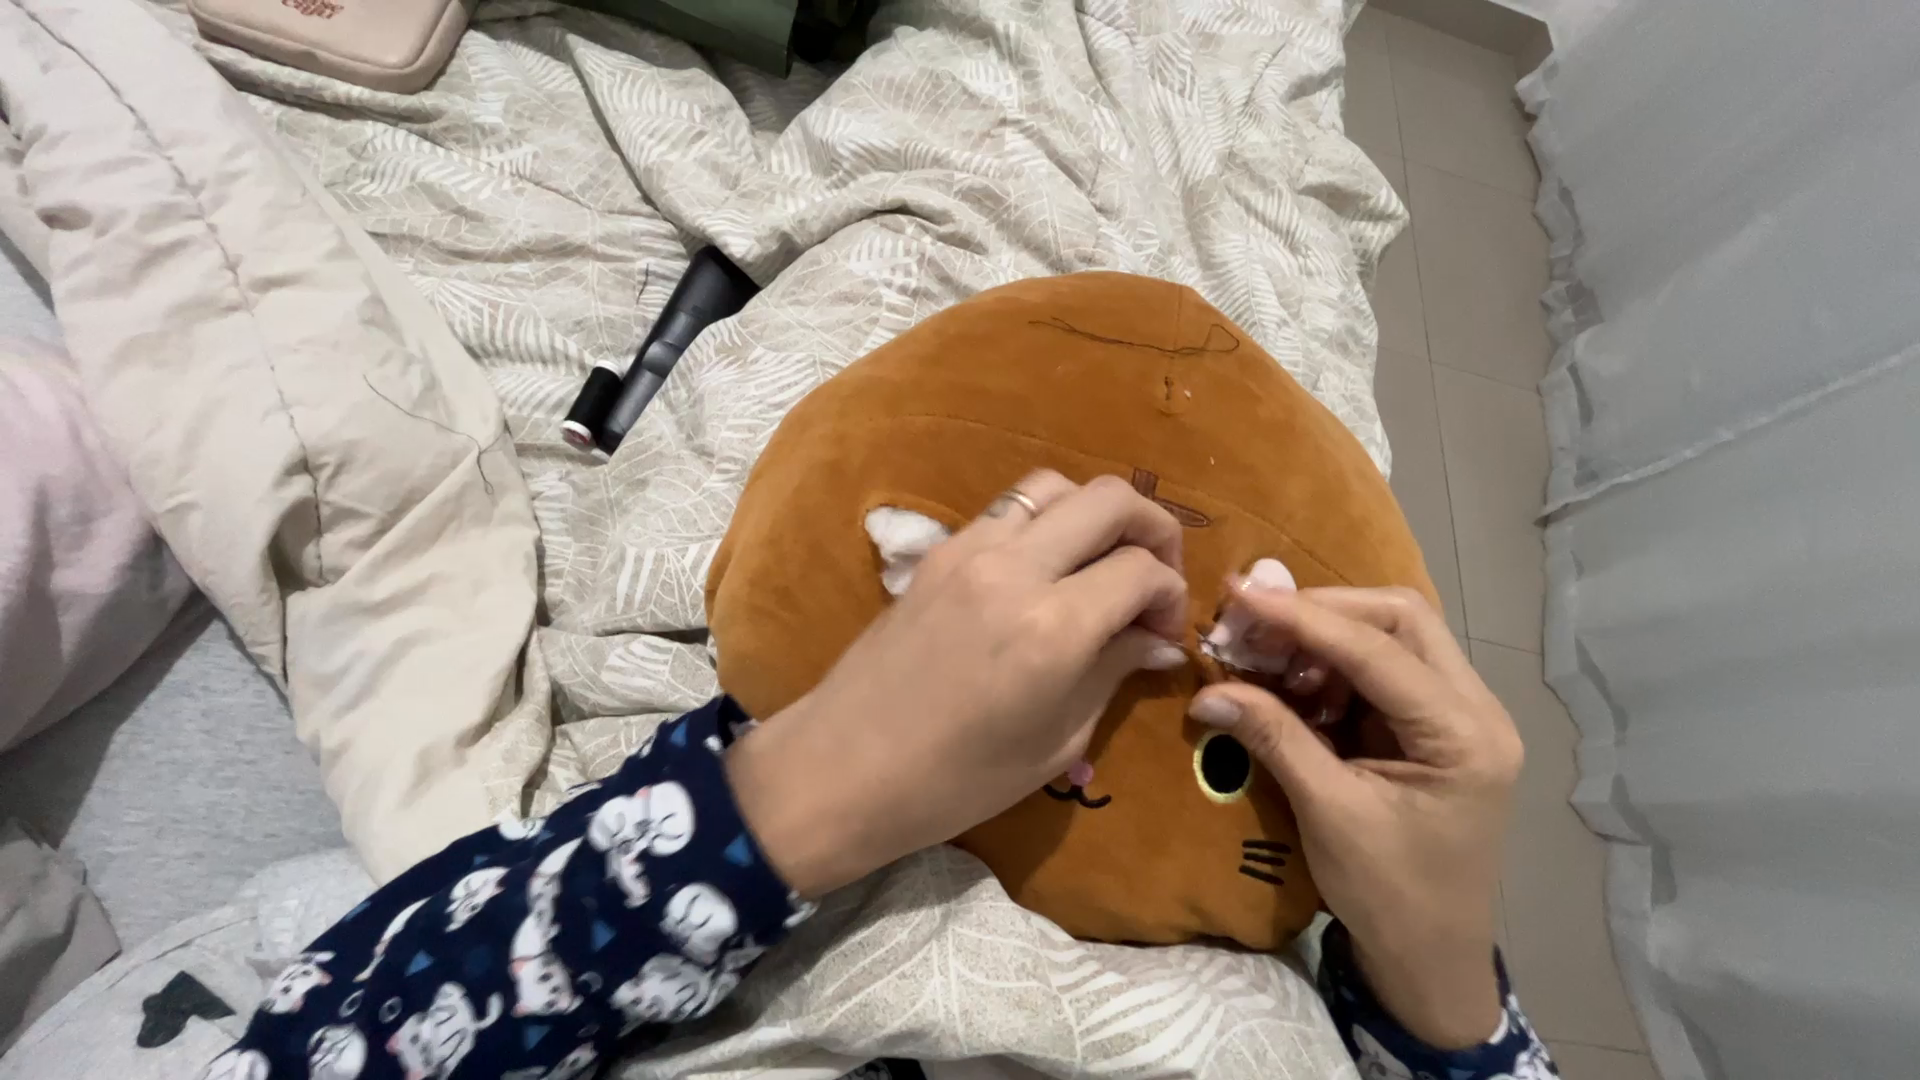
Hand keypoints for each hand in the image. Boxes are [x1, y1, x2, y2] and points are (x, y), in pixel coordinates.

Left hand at [726, 470, 1189, 899]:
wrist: (844, 766)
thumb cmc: (956, 780)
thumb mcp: (1055, 741)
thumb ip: (1112, 672)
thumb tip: (1159, 640)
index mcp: (1053, 626)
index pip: (1141, 570)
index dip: (1171, 596)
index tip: (1165, 632)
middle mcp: (1014, 568)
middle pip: (1110, 499)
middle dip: (1153, 528)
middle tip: (1156, 577)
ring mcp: (969, 549)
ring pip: (1054, 486)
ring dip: (1095, 515)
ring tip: (1102, 563)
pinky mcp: (938, 551)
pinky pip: (1008, 508)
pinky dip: (1044, 522)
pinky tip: (1046, 569)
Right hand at [1187, 585, 1521, 1048]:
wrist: (1428, 955)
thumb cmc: (1391, 894)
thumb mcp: (1329, 813)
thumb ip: (1274, 738)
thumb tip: (1206, 691)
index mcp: (1464, 735)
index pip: (1379, 649)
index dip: (1303, 617)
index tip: (1240, 595)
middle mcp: (1471, 708)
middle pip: (1397, 619)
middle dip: (1317, 612)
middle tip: (1248, 626)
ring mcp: (1450, 712)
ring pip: (1383, 635)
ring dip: (1315, 636)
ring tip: (1257, 658)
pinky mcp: (1421, 722)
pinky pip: (1370, 667)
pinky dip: (1320, 665)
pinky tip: (1284, 685)